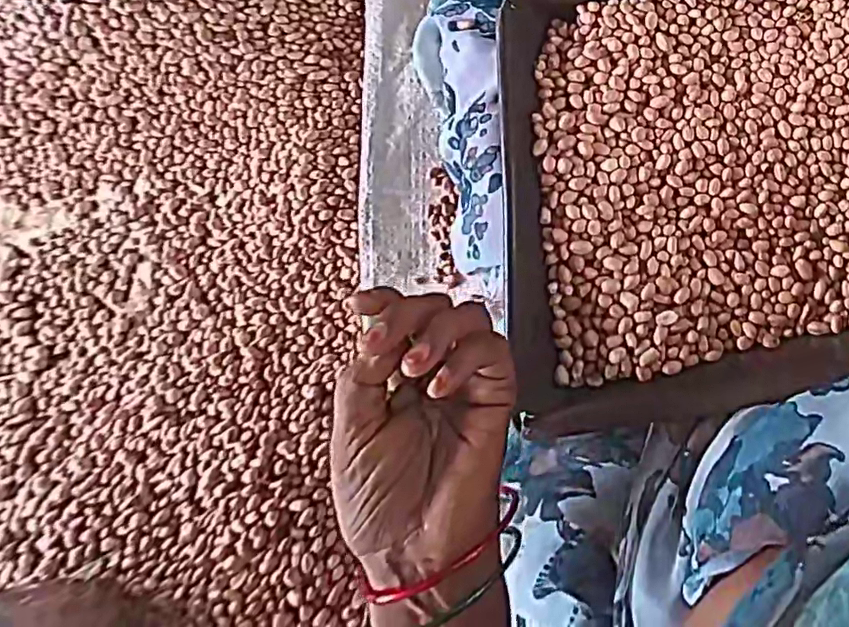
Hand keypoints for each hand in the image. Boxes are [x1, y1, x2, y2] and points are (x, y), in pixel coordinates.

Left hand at [334, 289, 514, 600]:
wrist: (411, 548)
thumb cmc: (378, 496)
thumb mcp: (351, 433)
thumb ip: (362, 377)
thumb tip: (377, 331)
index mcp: (398, 371)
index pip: (400, 318)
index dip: (385, 301)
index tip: (361, 303)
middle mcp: (436, 365)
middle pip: (436, 306)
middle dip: (408, 314)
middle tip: (384, 342)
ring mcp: (469, 376)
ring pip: (471, 316)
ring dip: (439, 331)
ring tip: (413, 368)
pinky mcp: (497, 391)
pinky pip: (494, 350)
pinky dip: (465, 359)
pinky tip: (438, 389)